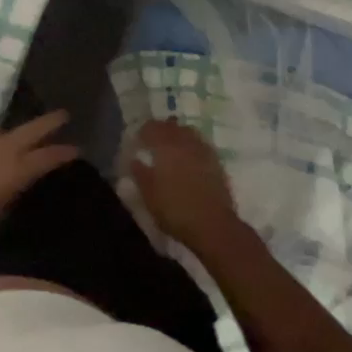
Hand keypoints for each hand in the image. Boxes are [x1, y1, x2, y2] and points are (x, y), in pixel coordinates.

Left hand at [0, 110, 79, 244]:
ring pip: (8, 133)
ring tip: (26, 139)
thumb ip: (10, 197)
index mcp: (16, 170)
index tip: (77, 148)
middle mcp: (3, 148)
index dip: (64, 152)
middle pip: (33, 129)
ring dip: (19, 135)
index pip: (48, 157)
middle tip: (64, 115)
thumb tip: (16, 189)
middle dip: (50, 122)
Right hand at [129, 119, 241, 249]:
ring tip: (171, 146)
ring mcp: (203, 150)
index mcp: (166, 146)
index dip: (143, 131)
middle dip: (161, 130)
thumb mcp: (150, 196)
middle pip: (171, 126)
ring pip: (188, 132)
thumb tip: (135, 160)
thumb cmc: (176, 210)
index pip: (152, 128)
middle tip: (153, 141)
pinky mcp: (216, 162)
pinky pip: (200, 145)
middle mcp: (185, 142)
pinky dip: (191, 146)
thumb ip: (140, 175)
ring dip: (178, 134)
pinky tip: (189, 158)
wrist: (213, 225)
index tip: (138, 140)